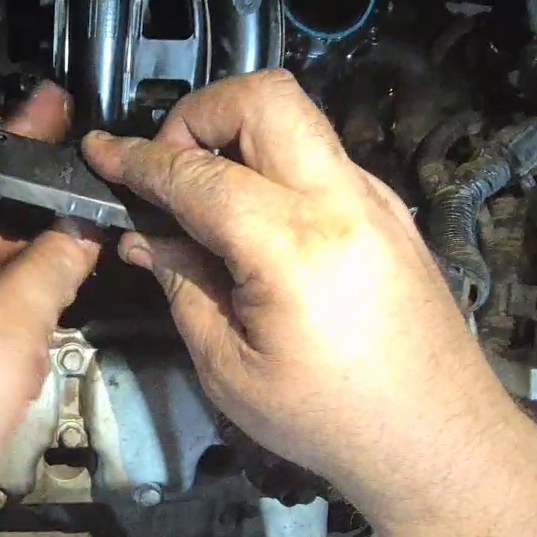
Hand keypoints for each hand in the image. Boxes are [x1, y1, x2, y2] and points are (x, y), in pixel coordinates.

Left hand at [0, 83, 100, 507]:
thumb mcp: (14, 318)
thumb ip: (54, 262)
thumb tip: (82, 227)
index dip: (23, 139)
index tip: (55, 105)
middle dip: (39, 222)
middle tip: (90, 212)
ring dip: (31, 276)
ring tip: (72, 274)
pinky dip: (16, 315)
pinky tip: (39, 330)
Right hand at [80, 70, 515, 527]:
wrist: (437, 439)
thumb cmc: (325, 418)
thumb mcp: (228, 367)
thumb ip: (182, 286)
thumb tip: (142, 238)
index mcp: (291, 245)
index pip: (198, 175)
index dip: (137, 160)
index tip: (99, 152)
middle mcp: (340, 199)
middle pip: (264, 97)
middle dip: (199, 113)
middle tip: (168, 166)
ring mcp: (373, 198)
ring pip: (296, 119)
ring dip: (236, 137)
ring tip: (204, 200)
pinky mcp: (388, 211)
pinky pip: (317, 158)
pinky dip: (270, 167)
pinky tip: (253, 226)